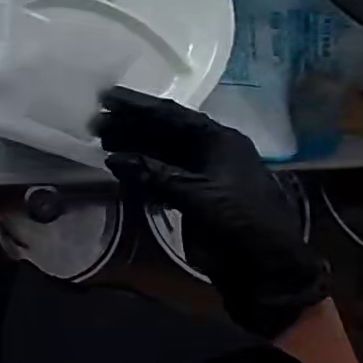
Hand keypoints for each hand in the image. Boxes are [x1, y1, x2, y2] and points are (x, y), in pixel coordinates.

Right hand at [92, 86, 324, 337]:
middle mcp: (210, 150)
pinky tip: (121, 169)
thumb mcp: (194, 192)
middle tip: (97, 124)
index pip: (172, 114)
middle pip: (164, 130)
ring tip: (102, 143)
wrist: (265, 264)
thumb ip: (152, 173)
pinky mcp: (196, 194)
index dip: (138, 105)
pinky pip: (163, 175)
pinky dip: (142, 172)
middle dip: (131, 126)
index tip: (107, 97)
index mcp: (218, 139)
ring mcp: (203, 172)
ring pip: (161, 152)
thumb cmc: (237, 219)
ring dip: (133, 148)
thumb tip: (114, 158)